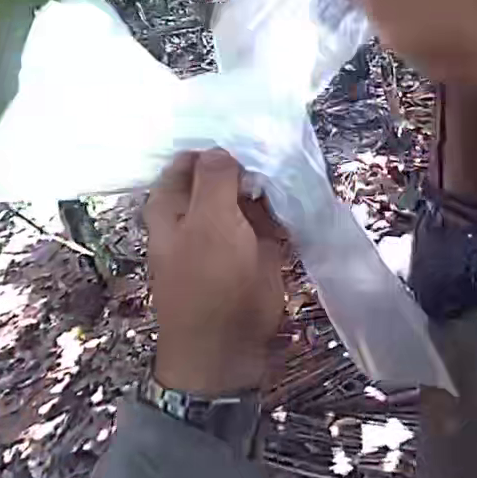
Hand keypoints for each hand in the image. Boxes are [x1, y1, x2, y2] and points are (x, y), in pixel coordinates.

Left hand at [144, 149, 286, 394]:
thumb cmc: (209, 281)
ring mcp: (230, 228)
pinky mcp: (257, 244)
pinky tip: (303, 188)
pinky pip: (272, 213)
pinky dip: (285, 203)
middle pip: (226, 171)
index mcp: (174, 203)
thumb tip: (223, 147)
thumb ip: (215, 178)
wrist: (228, 347)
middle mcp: (200, 211)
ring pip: (252, 191)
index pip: (193, 157)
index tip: (252, 130)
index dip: (219, 144)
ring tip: (296, 160)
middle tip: (281, 142)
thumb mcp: (208, 222)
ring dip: (271, 179)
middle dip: (252, 159)